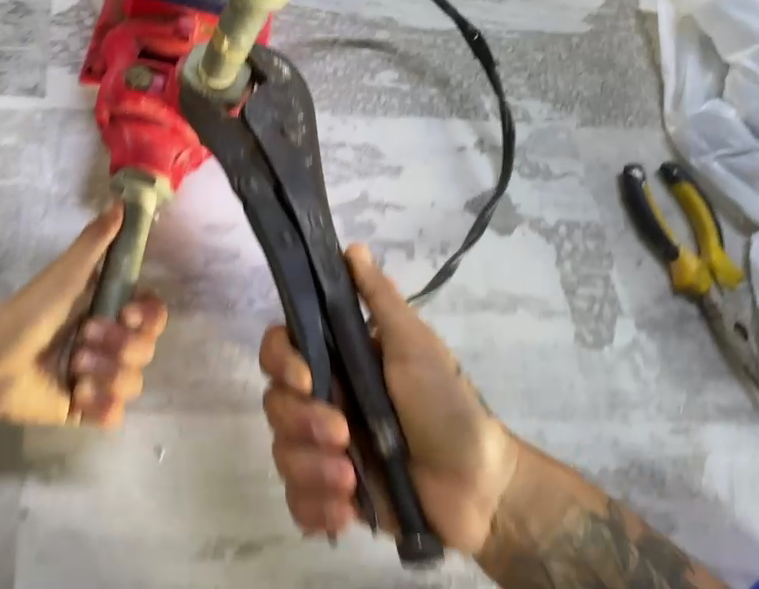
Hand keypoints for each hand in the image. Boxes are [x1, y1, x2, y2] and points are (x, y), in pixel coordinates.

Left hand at [0, 203, 168, 427]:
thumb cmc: (32, 309)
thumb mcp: (66, 272)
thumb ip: (96, 240)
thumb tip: (120, 201)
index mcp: (109, 310)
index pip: (153, 316)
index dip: (149, 318)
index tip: (127, 313)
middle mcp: (110, 344)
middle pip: (146, 350)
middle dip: (117, 345)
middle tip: (83, 337)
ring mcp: (100, 378)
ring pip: (133, 383)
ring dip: (104, 372)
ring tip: (72, 366)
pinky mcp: (87, 409)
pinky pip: (115, 415)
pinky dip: (99, 404)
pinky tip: (76, 393)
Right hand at [258, 244, 518, 554]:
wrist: (484, 487)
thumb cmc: (448, 406)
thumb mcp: (416, 346)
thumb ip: (379, 300)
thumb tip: (352, 247)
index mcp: (336, 365)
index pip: (279, 352)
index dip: (280, 362)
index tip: (306, 378)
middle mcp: (321, 403)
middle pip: (274, 404)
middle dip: (304, 423)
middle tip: (344, 435)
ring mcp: (324, 452)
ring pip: (282, 453)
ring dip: (312, 468)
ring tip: (352, 481)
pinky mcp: (333, 498)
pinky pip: (298, 503)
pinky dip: (315, 509)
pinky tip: (345, 512)